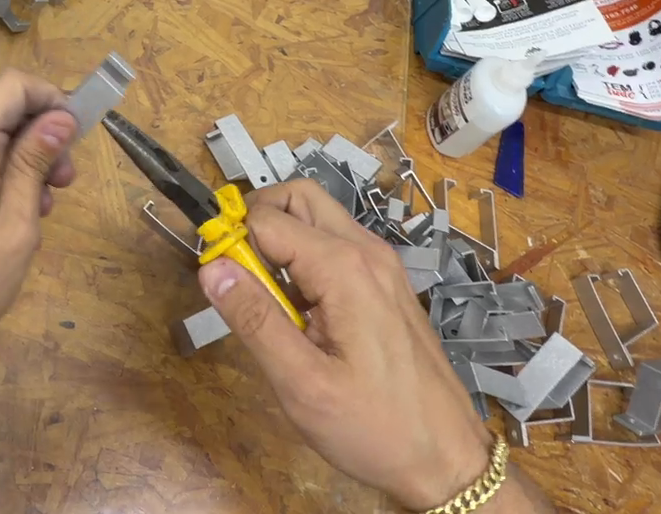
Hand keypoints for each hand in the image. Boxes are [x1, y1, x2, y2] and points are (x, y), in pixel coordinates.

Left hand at [0, 70, 76, 371]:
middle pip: (3, 111)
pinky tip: (14, 214)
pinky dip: (1, 173)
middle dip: (42, 136)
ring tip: (42, 207)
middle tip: (66, 182)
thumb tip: (61, 118)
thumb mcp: (15, 225)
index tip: (75, 133)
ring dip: (25, 160)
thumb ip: (35, 164)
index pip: (13, 86)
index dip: (51, 98)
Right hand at [197, 179, 495, 510]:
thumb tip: (211, 268)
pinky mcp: (385, 280)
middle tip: (241, 271)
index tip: (225, 286)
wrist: (449, 463)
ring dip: (281, 236)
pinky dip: (304, 254)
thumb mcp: (302, 384)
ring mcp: (380, 263)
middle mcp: (365, 250)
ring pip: (315, 214)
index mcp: (343, 268)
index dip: (234, 244)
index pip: (265, 219)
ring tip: (270, 295)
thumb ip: (254, 320)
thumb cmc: (375, 427)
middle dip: (257, 219)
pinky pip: (334, 242)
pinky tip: (301, 308)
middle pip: (296, 196)